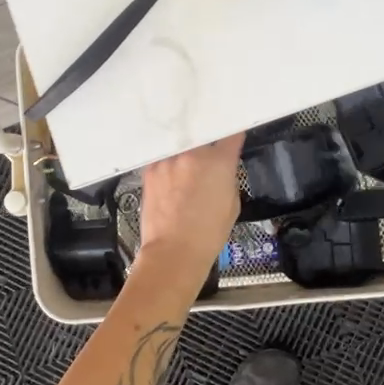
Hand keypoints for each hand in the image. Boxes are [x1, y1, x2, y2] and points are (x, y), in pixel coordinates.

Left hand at [137, 133, 245, 273]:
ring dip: (185, 152)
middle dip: (207, 142)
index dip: (233, 134)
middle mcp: (193, 153)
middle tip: (208, 154)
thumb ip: (227, 178)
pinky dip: (168, 163)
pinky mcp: (150, 169)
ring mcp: (168, 159)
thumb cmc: (208, 233)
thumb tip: (222, 170)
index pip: (231, 134)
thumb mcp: (232, 205)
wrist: (173, 250)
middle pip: (203, 134)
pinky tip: (170, 175)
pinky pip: (163, 157)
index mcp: (219, 161)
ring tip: (186, 166)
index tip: (232, 137)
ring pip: (180, 144)